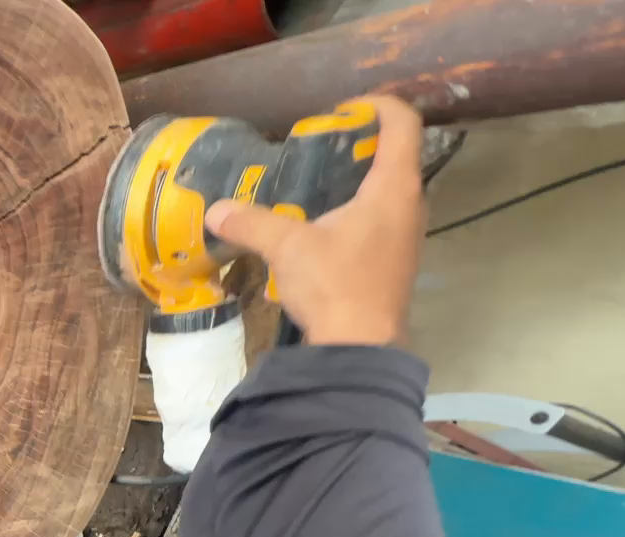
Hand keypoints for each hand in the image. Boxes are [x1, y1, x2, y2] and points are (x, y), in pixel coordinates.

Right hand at [204, 95, 426, 345]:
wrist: (358, 341)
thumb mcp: (287, 249)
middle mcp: (408, 203)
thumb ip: (252, 225)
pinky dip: (348, 212)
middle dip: (355, 148)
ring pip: (381, 191)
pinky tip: (315, 230)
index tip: (342, 110)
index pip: (401, 125)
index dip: (377, 107)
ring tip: (308, 190)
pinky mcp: (388, 258)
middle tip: (313, 153)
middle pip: (392, 157)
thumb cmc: (335, 283)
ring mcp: (402, 233)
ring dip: (350, 183)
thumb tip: (216, 210)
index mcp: (392, 188)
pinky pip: (373, 219)